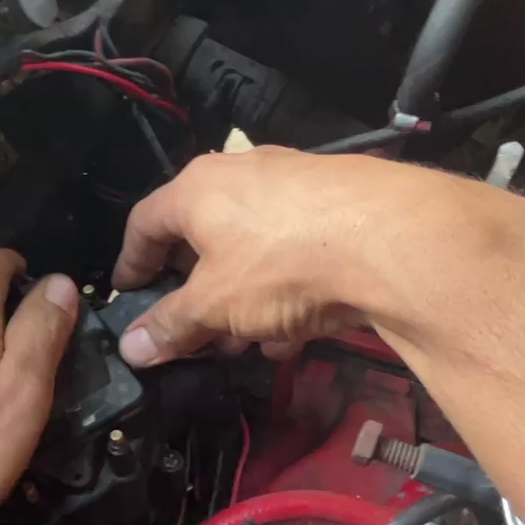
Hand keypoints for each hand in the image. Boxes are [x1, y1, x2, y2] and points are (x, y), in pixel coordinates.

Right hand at [111, 146, 524, 365]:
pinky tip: (289, 336)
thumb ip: (168, 326)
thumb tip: (131, 349)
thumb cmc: (280, 265)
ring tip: (238, 342)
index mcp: (196, 189)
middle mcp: (241, 175)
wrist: (398, 242)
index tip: (126, 296)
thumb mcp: (213, 305)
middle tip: (187, 329)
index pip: (143, 224)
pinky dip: (280, 291)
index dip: (129, 264)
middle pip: (198, 237)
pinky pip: (291, 250)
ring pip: (248, 248)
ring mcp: (293, 185)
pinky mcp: (339, 205)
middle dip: (190, 291)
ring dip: (235, 299)